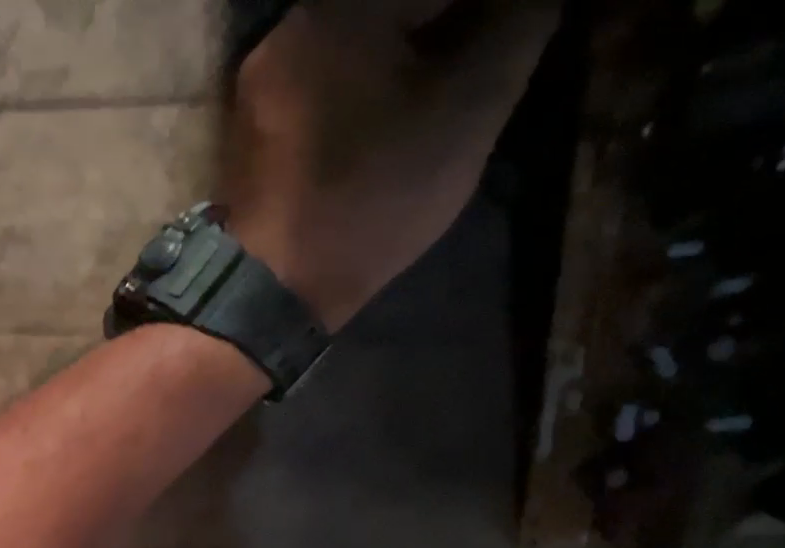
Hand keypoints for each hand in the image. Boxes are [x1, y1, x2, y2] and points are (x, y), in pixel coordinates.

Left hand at [217, 0, 559, 329]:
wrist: (272, 283)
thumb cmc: (373, 193)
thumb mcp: (471, 102)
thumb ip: (517, 22)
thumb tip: (530, 3)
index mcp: (333, 10)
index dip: (486, 10)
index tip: (517, 30)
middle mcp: (284, 33)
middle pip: (390, 8)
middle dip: (449, 21)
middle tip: (496, 49)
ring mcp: (260, 83)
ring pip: (357, 40)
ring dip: (413, 45)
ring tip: (462, 72)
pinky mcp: (254, 127)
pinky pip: (325, 79)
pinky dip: (370, 78)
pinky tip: (405, 102)